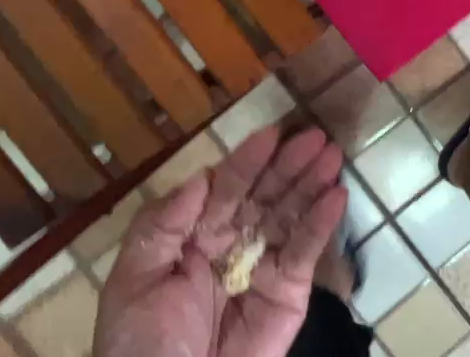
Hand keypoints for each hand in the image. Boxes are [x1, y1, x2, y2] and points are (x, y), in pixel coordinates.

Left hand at [94, 127, 347, 356]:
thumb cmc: (143, 345)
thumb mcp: (132, 285)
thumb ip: (160, 228)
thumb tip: (200, 178)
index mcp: (194, 236)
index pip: (225, 189)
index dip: (247, 161)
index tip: (271, 134)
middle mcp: (233, 241)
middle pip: (266, 193)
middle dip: (289, 164)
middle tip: (315, 136)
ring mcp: (265, 262)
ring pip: (292, 213)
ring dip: (312, 182)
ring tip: (332, 154)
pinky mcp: (291, 287)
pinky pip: (307, 249)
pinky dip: (323, 222)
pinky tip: (336, 196)